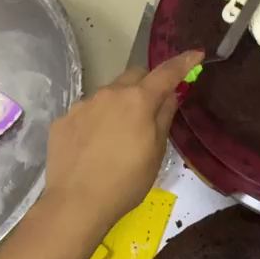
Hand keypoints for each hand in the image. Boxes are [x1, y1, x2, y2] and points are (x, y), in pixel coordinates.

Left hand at [42, 50, 202, 235]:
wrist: (76, 203)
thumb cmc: (126, 182)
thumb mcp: (156, 152)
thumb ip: (164, 116)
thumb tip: (170, 94)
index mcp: (138, 99)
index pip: (166, 73)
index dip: (183, 62)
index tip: (196, 54)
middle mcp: (109, 93)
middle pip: (134, 76)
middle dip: (145, 86)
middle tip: (149, 110)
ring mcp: (83, 104)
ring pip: (108, 94)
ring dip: (118, 105)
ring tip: (116, 137)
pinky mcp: (63, 119)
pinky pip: (86, 111)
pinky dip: (95, 121)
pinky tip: (92, 147)